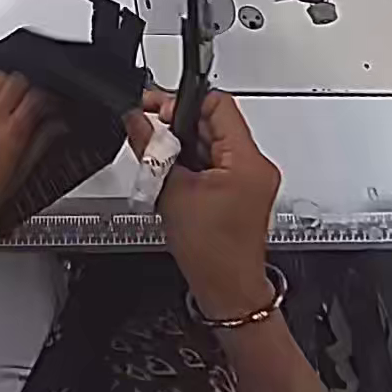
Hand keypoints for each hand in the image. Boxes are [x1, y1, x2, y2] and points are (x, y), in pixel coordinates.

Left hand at [0, 71, 59, 226]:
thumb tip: (56, 128)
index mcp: (13, 131)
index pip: (37, 98)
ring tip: (12, 97)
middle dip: (30, 87)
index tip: (52, 106)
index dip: (49, 98)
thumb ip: (40, 145)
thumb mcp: (19, 175)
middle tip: (34, 100)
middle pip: (18, 80)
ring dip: (8, 83)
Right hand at [125, 88, 280, 319]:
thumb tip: (137, 120)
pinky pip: (213, 159)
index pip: (218, 104)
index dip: (183, 103)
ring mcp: (249, 177)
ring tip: (160, 163)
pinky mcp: (240, 187)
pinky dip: (189, 161)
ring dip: (181, 145)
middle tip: (150, 135)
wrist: (226, 288)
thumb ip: (151, 148)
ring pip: (210, 140)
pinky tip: (172, 177)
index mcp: (246, 160)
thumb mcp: (171, 191)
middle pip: (212, 121)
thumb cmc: (211, 251)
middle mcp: (254, 165)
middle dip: (177, 126)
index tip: (158, 111)